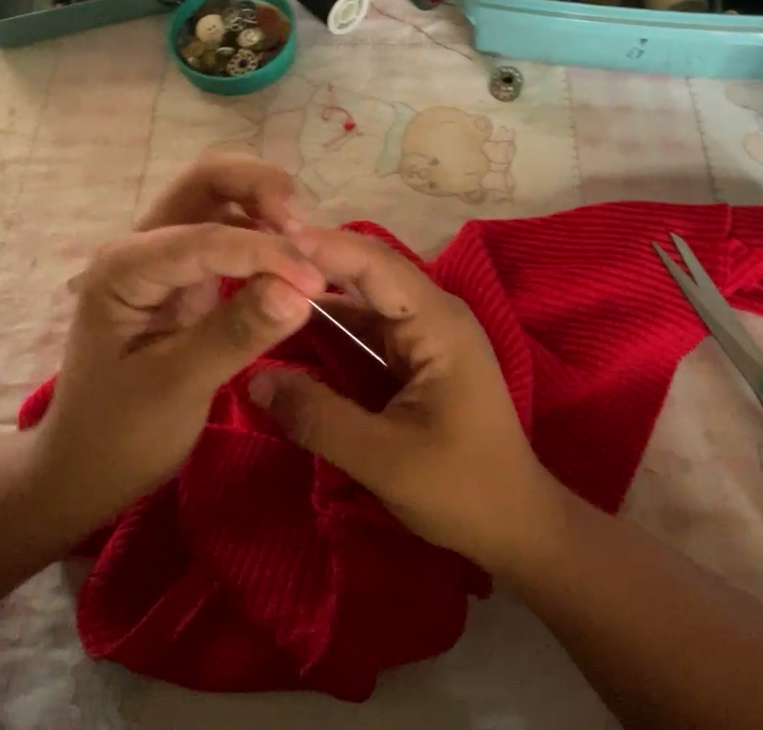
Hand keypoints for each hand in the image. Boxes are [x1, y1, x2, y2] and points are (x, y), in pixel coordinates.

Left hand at [32, 158, 322, 523]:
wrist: (85, 468)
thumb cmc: (121, 434)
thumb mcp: (180, 388)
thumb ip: (237, 333)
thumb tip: (301, 290)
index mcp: (124, 269)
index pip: (206, 236)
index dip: (266, 252)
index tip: (317, 284)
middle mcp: (140, 247)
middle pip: (206, 182)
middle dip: (260, 190)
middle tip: (308, 232)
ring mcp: (163, 259)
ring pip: (218, 199)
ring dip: (263, 206)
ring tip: (307, 247)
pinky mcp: (184, 278)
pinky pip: (226, 234)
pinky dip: (261, 235)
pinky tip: (289, 261)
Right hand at [247, 228, 562, 571]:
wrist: (515, 523)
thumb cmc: (462, 488)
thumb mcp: (383, 458)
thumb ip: (318, 417)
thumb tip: (252, 379)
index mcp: (439, 323)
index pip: (374, 264)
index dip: (319, 248)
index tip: (262, 240)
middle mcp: (434, 315)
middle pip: (366, 273)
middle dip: (311, 264)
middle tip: (247, 260)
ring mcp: (426, 336)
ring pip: (362, 301)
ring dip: (315, 295)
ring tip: (256, 286)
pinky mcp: (416, 359)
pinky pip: (366, 330)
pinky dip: (329, 327)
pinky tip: (289, 326)